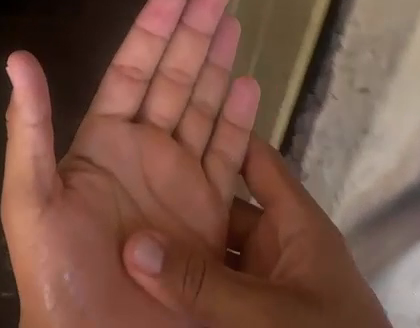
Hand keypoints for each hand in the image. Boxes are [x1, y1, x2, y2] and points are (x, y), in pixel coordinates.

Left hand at [2, 0, 260, 326]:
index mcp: (102, 141)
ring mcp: (180, 182)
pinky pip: (228, 159)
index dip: (153, 30)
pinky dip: (241, 122)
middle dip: (195, 33)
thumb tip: (17, 57)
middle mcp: (144, 151)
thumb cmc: (57, 273)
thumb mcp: (32, 200)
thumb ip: (29, 129)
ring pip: (205, 108)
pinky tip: (250, 86)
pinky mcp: (210, 218)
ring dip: (219, 64)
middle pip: (175, 79)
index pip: (132, 70)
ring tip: (233, 22)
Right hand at [122, 138, 391, 327]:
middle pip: (222, 206)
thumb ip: (202, 282)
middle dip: (178, 193)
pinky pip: (212, 293)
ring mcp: (266, 287)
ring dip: (176, 244)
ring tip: (123, 220)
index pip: (255, 160)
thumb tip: (133, 242)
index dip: (218, 131)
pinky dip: (182, 285)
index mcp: (297, 225)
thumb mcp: (266, 312)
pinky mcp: (252, 319)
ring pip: (213, 252)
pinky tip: (141, 277)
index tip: (165, 112)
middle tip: (123, 174)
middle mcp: (279, 248)